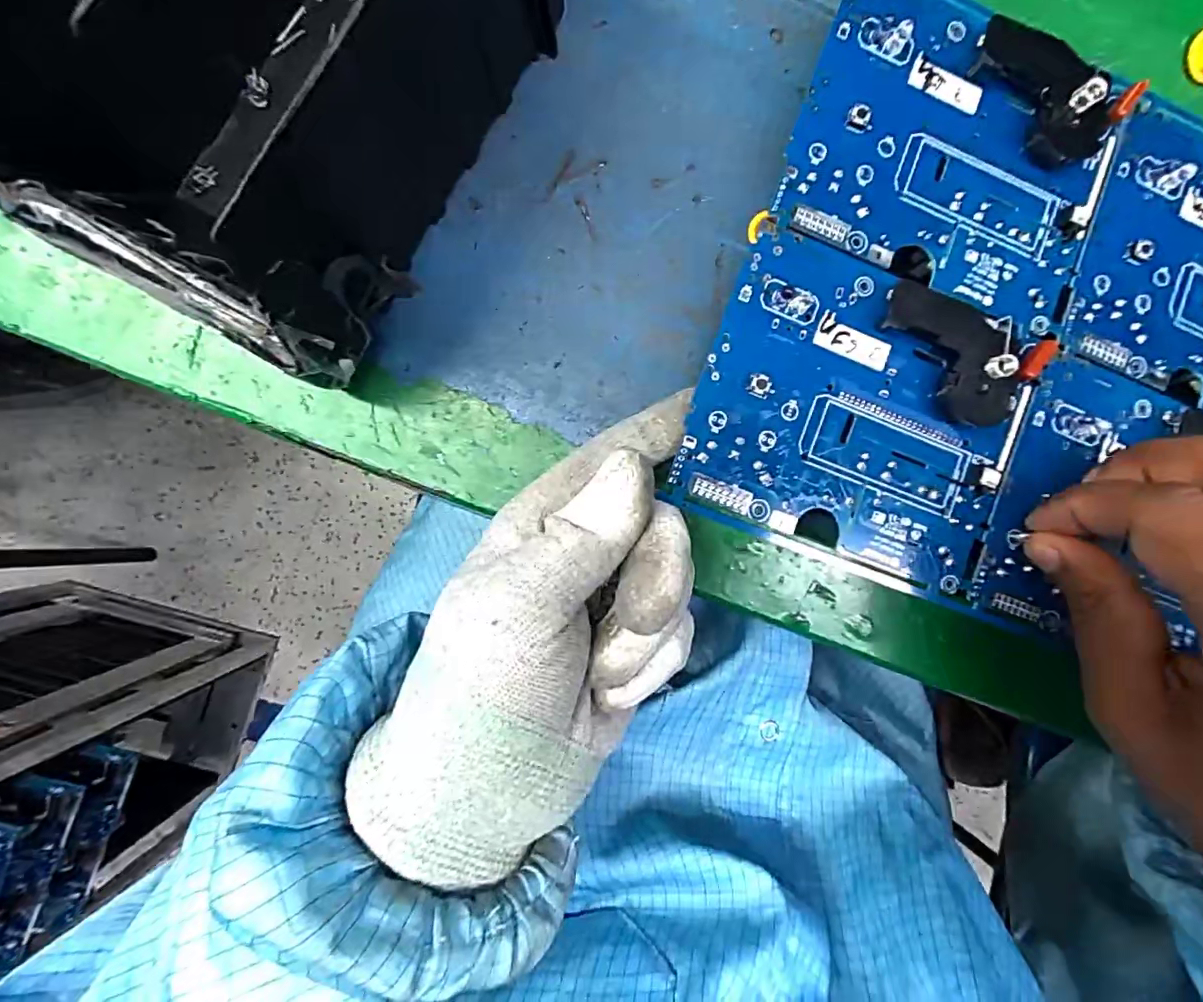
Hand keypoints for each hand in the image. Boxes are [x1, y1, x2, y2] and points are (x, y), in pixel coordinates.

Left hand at [345, 392, 694, 890]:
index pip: (617, 454)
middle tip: (619, 624)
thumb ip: (579, 541)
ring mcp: (621, 596)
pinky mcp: (644, 643)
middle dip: (655, 577)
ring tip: (598, 675)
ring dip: (646, 635)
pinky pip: (683, 632)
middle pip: (668, 522)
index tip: (720, 406)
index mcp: (549, 518)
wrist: (490, 795)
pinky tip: (609, 694)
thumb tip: (635, 467)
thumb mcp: (516, 608)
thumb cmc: (481, 689)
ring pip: (681, 581)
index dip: (667, 428)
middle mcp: (592, 546)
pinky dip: (650, 668)